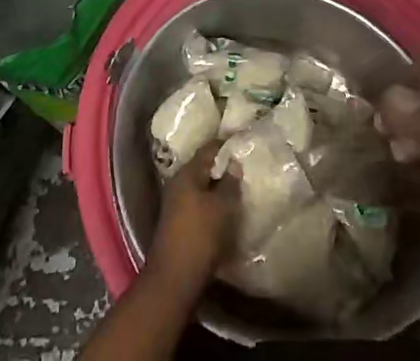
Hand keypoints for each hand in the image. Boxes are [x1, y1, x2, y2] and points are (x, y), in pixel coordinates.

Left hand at [146, 139, 239, 291]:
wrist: (174, 277)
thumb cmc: (200, 235)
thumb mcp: (221, 207)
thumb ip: (229, 183)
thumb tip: (233, 163)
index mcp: (187, 174)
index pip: (208, 149)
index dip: (226, 144)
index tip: (244, 142)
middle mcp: (178, 184)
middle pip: (203, 168)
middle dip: (222, 167)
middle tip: (245, 166)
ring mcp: (176, 203)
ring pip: (201, 186)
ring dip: (217, 186)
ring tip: (239, 187)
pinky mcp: (178, 222)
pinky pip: (198, 203)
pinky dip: (212, 202)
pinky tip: (226, 209)